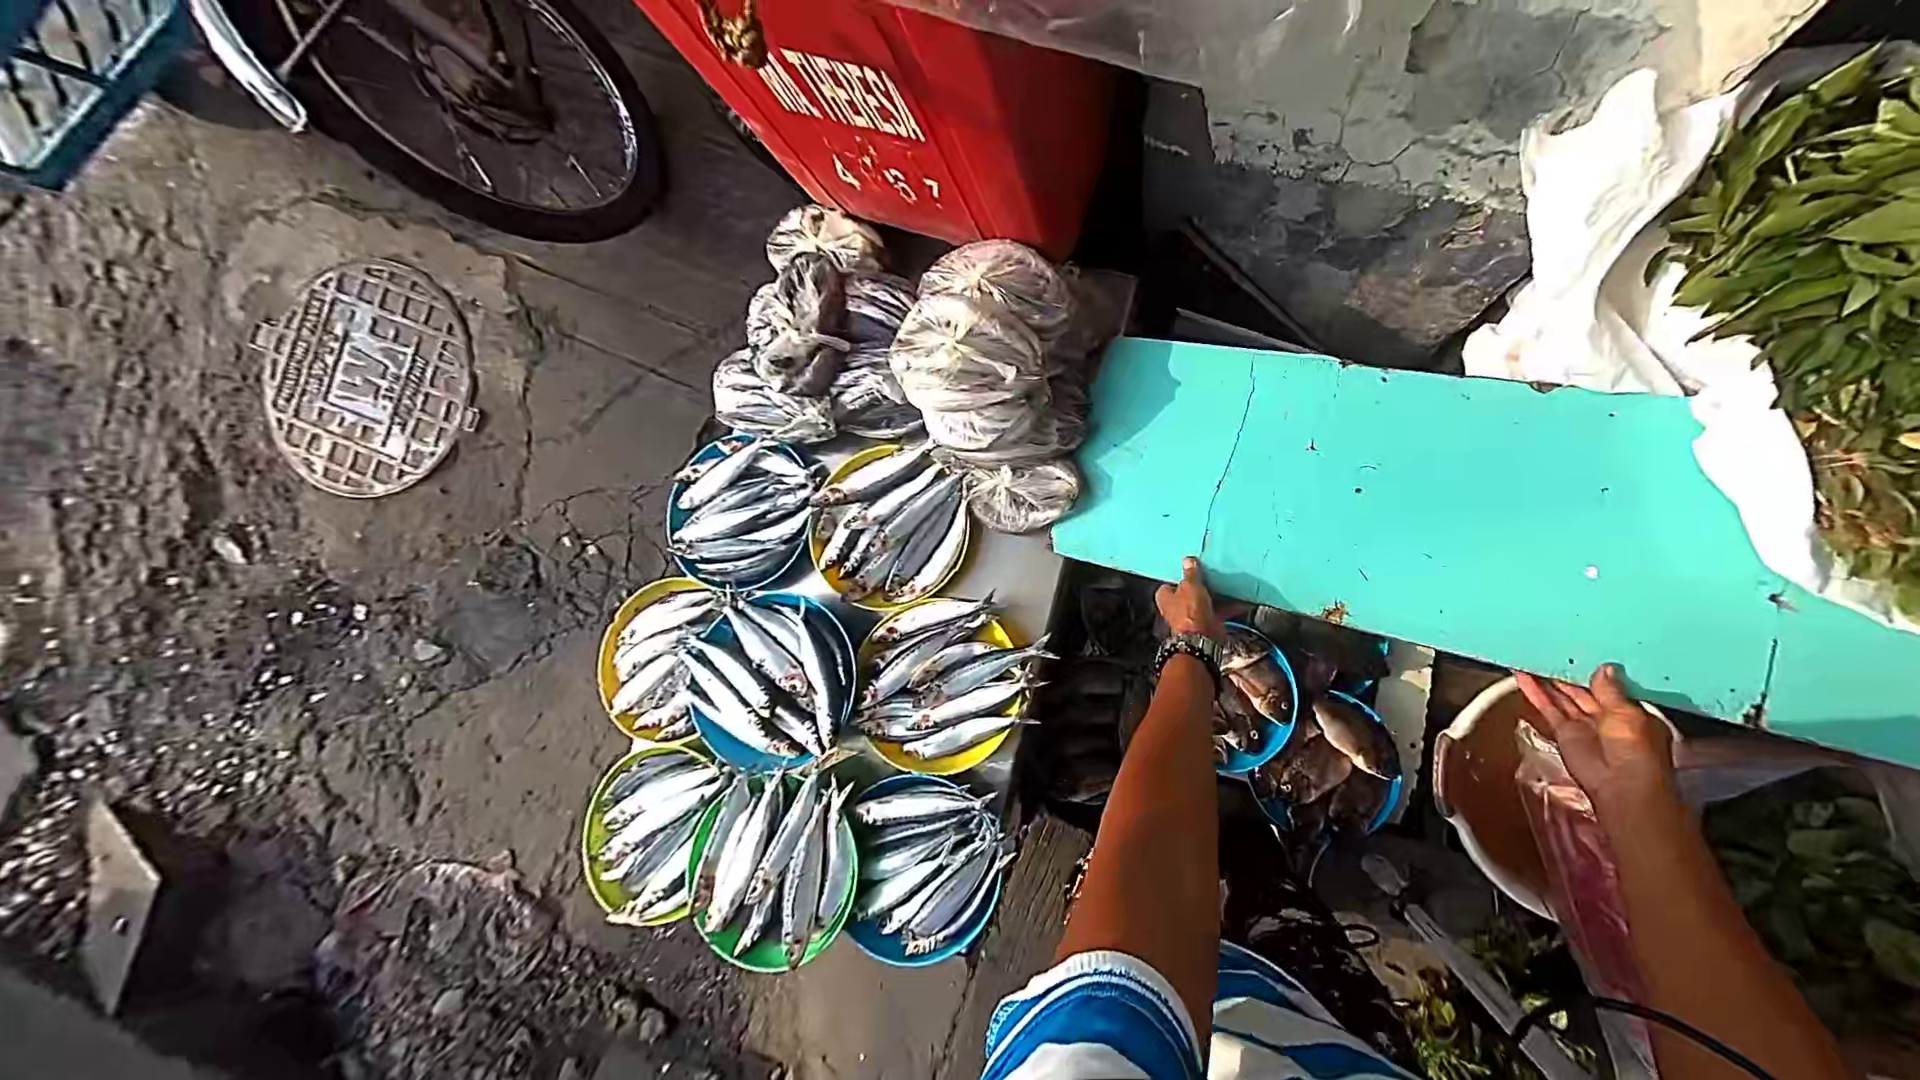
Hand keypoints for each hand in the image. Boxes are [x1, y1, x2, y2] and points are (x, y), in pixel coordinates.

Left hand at [1156, 556, 1223, 641]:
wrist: (1203, 637)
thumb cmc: (1189, 612)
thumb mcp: (1190, 585)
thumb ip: (1190, 573)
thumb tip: (1188, 561)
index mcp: (1165, 597)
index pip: (1171, 582)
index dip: (1182, 575)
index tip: (1193, 567)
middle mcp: (1177, 607)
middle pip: (1191, 591)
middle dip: (1203, 584)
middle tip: (1214, 573)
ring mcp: (1193, 615)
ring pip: (1207, 600)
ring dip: (1219, 594)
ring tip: (1230, 583)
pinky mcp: (1208, 622)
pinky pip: (1220, 610)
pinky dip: (1231, 605)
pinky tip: (1242, 598)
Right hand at [1515, 664, 1677, 819]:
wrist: (1621, 783)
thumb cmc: (1636, 750)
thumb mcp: (1628, 714)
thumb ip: (1611, 691)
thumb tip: (1605, 668)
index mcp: (1630, 713)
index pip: (1609, 687)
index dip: (1593, 672)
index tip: (1579, 654)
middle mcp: (1606, 717)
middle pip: (1581, 691)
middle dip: (1565, 675)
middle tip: (1548, 654)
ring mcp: (1583, 725)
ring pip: (1560, 697)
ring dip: (1545, 682)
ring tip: (1529, 662)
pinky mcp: (1563, 731)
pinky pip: (1547, 707)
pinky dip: (1534, 693)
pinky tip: (1522, 678)